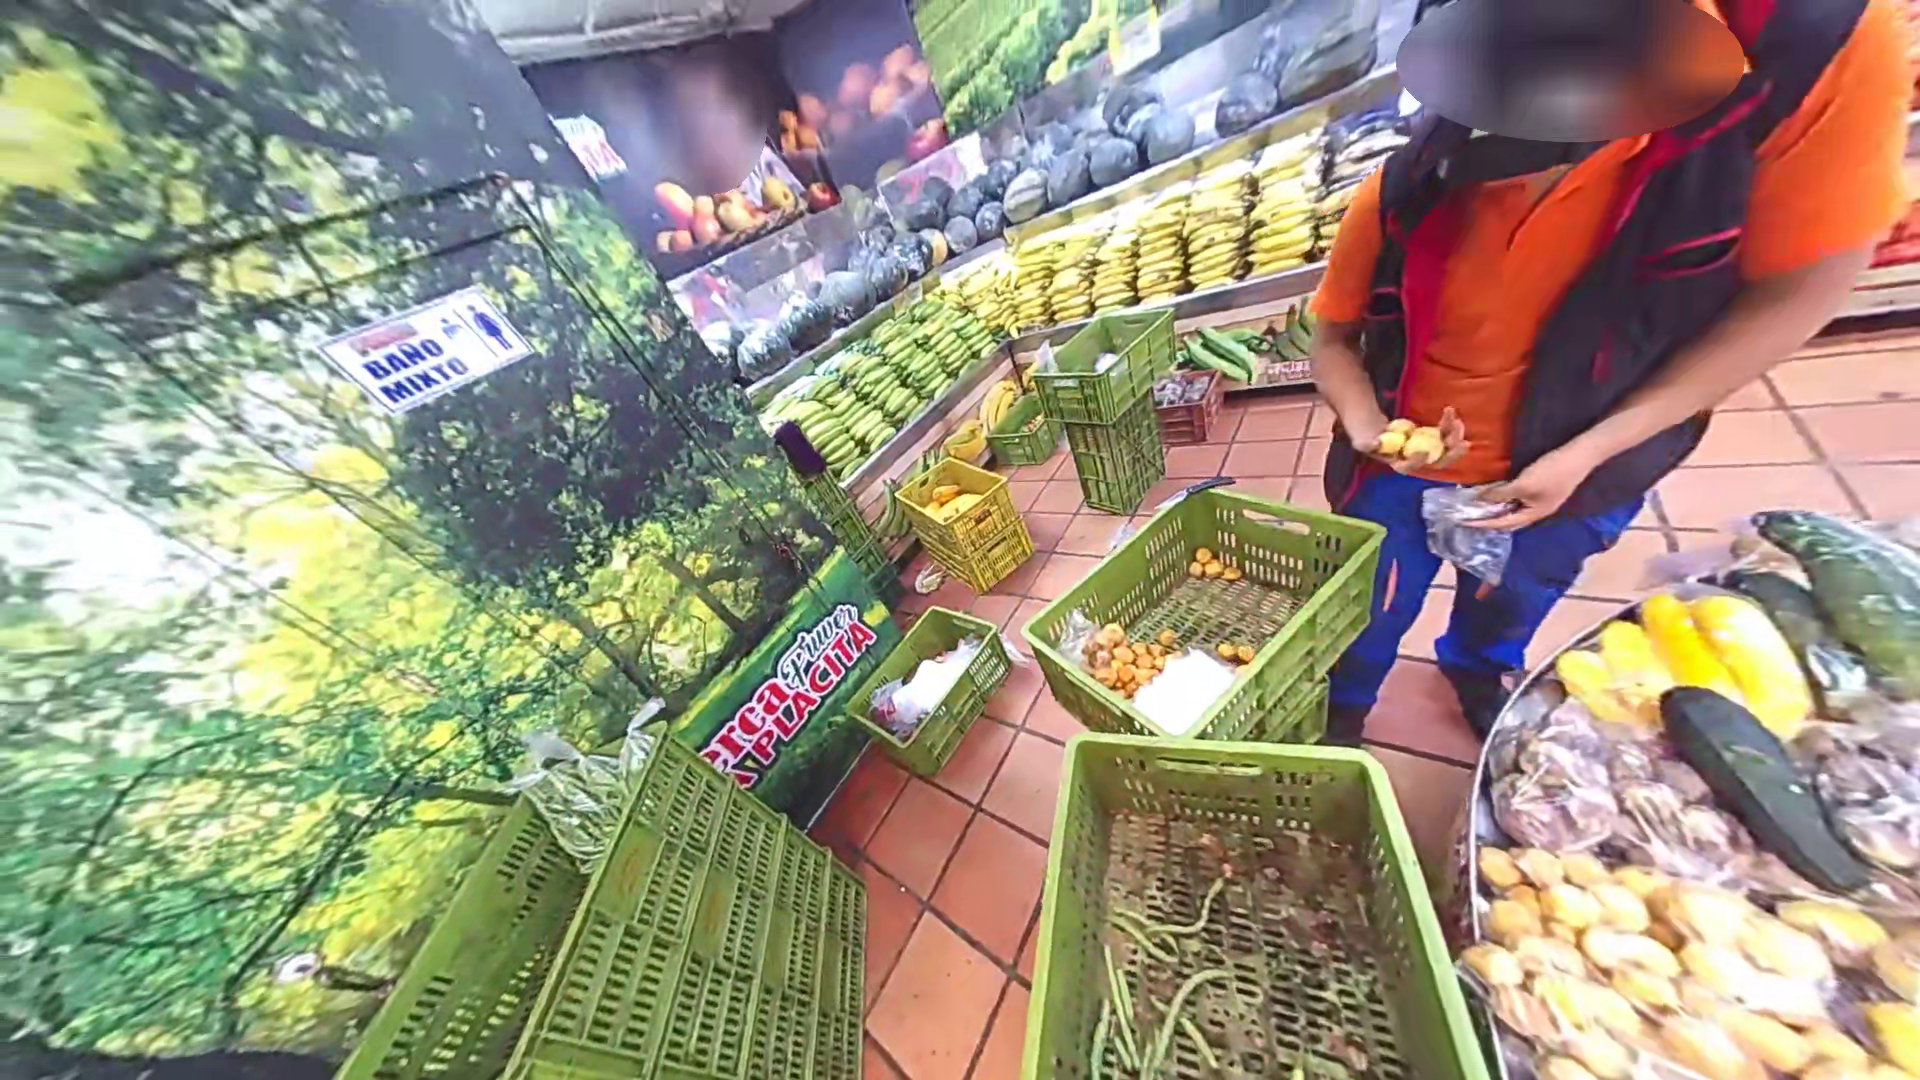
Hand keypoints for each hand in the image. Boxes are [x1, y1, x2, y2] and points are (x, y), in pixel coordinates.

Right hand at [1351, 406, 1470, 473]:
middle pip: (1436, 462)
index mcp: (1398, 463)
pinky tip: (1449, 411)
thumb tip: (1374, 443)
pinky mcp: (1432, 437)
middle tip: (1462, 444)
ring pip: (1446, 447)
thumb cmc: (1366, 436)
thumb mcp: (1362, 440)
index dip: (1416, 461)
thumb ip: (1366, 443)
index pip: (1408, 466)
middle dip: (1451, 454)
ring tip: (1456, 421)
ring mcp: (1426, 448)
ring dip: (1455, 436)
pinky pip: (1445, 433)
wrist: (1373, 428)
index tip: (1422, 451)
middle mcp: (1415, 459)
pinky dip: (1450, 423)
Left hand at [1467, 445, 1599, 528]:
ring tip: (1474, 506)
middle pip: (1507, 520)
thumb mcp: (1522, 485)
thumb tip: (1477, 500)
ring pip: (1510, 508)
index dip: (1481, 524)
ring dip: (1493, 508)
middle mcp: (1536, 510)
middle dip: (1487, 519)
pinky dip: (1501, 497)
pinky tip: (1490, 493)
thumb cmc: (1552, 472)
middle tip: (1467, 516)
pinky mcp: (1539, 488)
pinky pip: (1515, 498)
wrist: (1579, 453)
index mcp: (1534, 514)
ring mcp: (1539, 500)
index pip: (1502, 524)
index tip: (1462, 522)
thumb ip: (1499, 495)